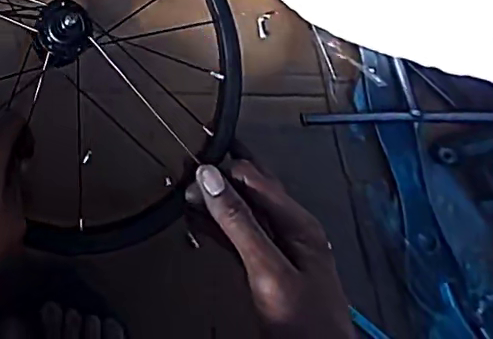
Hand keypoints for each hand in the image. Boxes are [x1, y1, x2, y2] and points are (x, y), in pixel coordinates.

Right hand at [188, 159, 353, 338]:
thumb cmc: (306, 329)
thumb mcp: (269, 272)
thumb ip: (240, 223)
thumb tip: (210, 177)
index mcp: (298, 223)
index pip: (252, 176)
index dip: (221, 171)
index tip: (191, 171)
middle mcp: (289, 230)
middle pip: (248, 189)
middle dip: (218, 177)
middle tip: (186, 170)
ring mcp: (278, 251)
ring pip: (240, 210)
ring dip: (214, 201)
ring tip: (186, 192)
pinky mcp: (265, 271)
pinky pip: (236, 235)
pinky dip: (215, 226)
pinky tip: (198, 221)